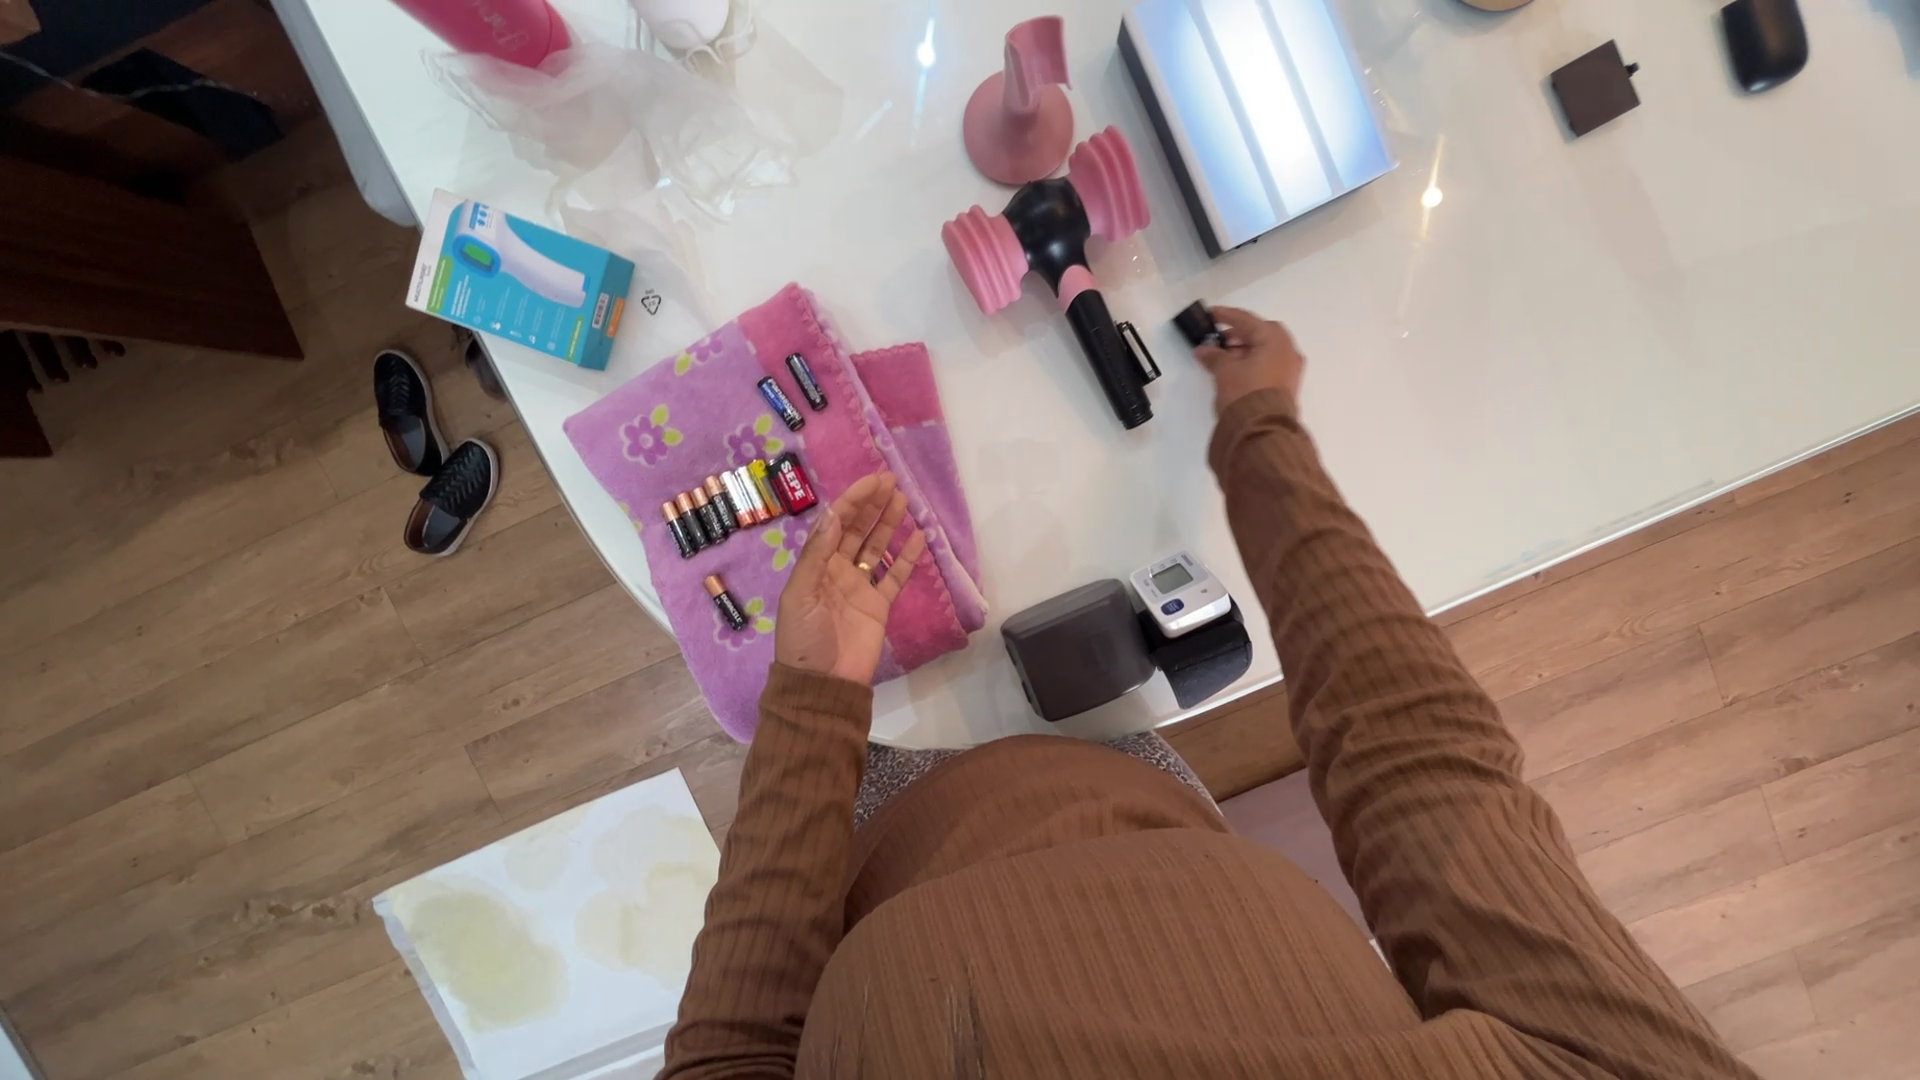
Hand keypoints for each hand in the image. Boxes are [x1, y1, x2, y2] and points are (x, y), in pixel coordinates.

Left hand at [774, 472, 928, 684]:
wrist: (823, 683)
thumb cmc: (804, 639)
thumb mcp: (801, 594)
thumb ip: (818, 555)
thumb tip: (833, 515)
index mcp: (816, 565)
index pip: (836, 524)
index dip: (854, 501)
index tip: (873, 481)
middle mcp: (838, 570)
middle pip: (857, 529)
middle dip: (873, 505)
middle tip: (892, 481)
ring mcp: (860, 587)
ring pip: (877, 547)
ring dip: (889, 523)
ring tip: (904, 499)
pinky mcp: (879, 605)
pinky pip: (896, 576)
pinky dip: (907, 557)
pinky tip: (920, 537)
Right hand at [1192, 306, 1305, 413]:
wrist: (1262, 431)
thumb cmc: (1244, 393)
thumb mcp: (1224, 371)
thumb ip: (1214, 356)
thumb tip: (1203, 350)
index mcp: (1275, 339)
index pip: (1247, 320)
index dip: (1226, 316)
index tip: (1210, 314)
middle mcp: (1288, 350)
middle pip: (1260, 334)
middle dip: (1238, 335)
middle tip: (1218, 340)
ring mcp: (1290, 369)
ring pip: (1265, 351)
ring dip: (1244, 350)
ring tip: (1223, 358)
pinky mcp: (1286, 386)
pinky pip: (1268, 365)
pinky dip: (1252, 363)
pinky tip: (1236, 371)